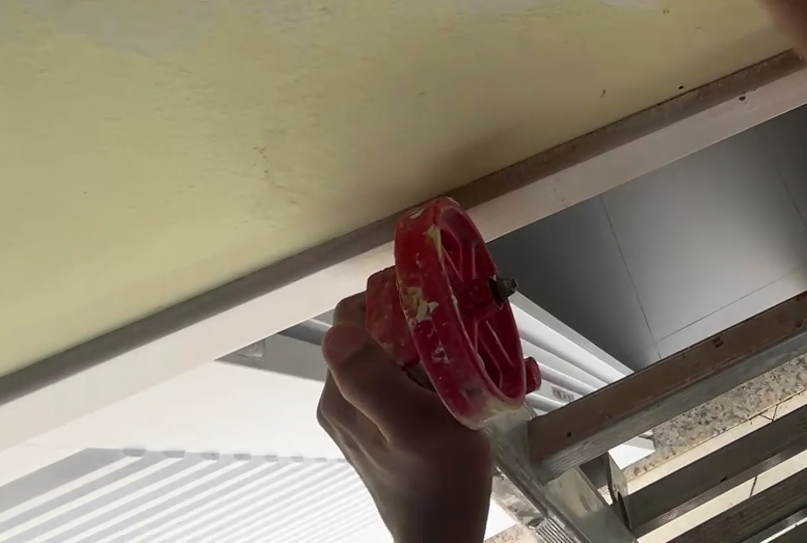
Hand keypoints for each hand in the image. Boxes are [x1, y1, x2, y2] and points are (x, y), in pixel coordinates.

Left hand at [317, 294, 495, 542]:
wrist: (446, 533)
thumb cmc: (438, 478)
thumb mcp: (412, 424)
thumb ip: (373, 380)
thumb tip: (337, 331)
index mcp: (341, 394)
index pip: (353, 317)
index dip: (390, 294)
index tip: (435, 289)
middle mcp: (344, 397)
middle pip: (376, 330)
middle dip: (418, 314)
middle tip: (462, 315)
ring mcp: (364, 409)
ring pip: (393, 348)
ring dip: (430, 336)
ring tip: (469, 340)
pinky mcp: (386, 419)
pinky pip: (404, 370)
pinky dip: (432, 360)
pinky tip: (462, 372)